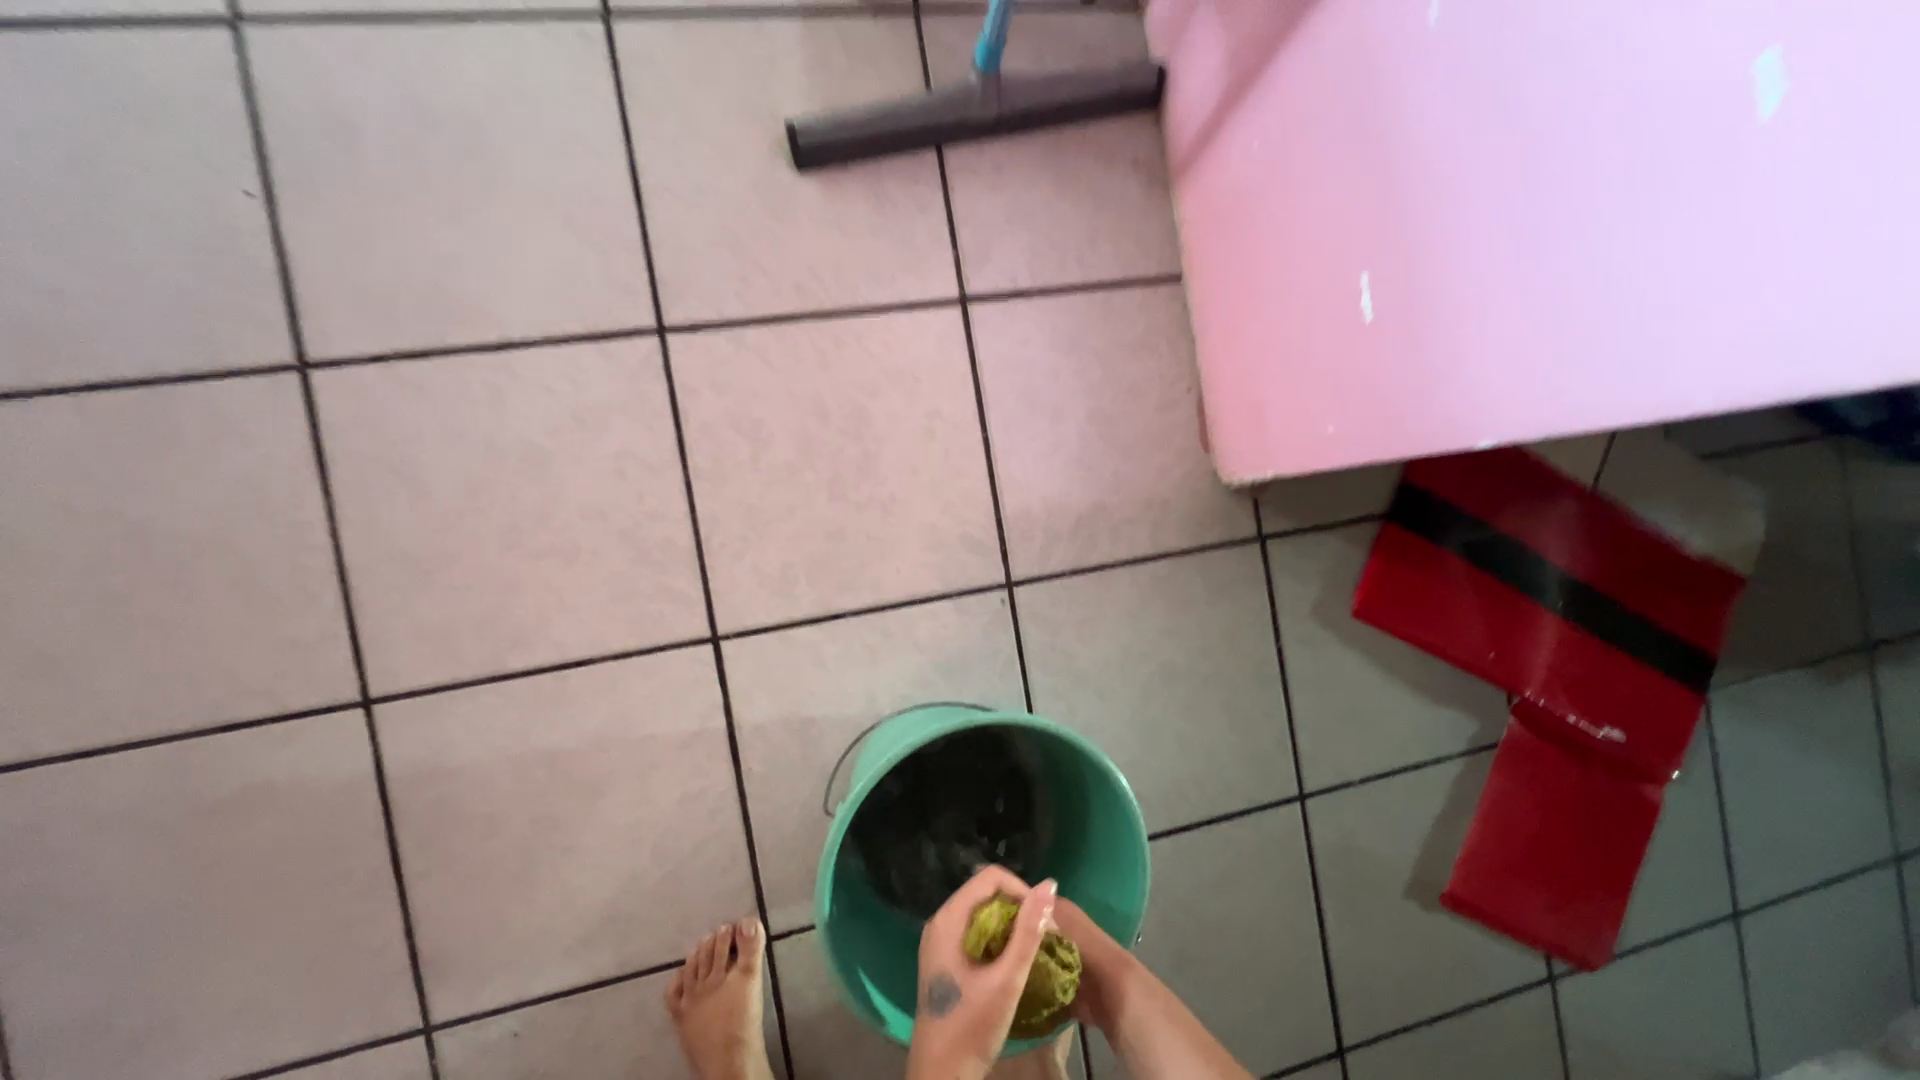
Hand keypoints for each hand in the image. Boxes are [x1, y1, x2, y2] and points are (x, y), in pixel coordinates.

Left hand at [906, 865, 1057, 1079]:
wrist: (941, 1074)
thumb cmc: (972, 1027)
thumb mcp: (1006, 979)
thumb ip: (1028, 931)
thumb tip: (1050, 885)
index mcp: (948, 919)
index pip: (990, 877)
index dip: (1022, 891)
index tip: (1045, 922)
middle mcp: (940, 922)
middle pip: (986, 892)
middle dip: (1019, 907)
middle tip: (1045, 937)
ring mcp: (940, 940)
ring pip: (983, 912)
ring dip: (1011, 924)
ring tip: (1034, 949)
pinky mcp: (946, 958)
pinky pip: (976, 931)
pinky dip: (999, 938)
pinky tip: (1015, 961)